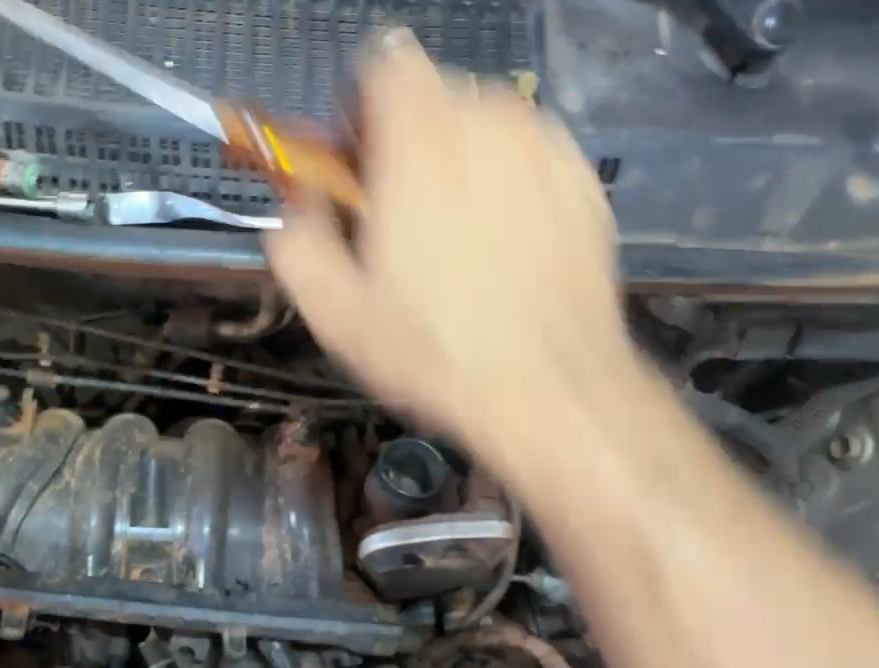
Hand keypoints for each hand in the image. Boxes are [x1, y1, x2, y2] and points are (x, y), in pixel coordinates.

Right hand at [265, 32, 637, 477]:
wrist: (548, 391)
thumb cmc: (434, 354)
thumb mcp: (334, 313)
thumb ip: (295, 243)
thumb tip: (295, 214)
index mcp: (419, 140)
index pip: (381, 65)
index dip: (357, 111)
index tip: (354, 165)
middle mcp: (489, 123)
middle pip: (432, 95)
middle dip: (406, 142)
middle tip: (397, 216)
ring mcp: (546, 149)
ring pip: (484, 126)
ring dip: (458, 163)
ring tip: (453, 241)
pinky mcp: (583, 182)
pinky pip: (530, 159)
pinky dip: (507, 185)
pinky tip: (501, 251)